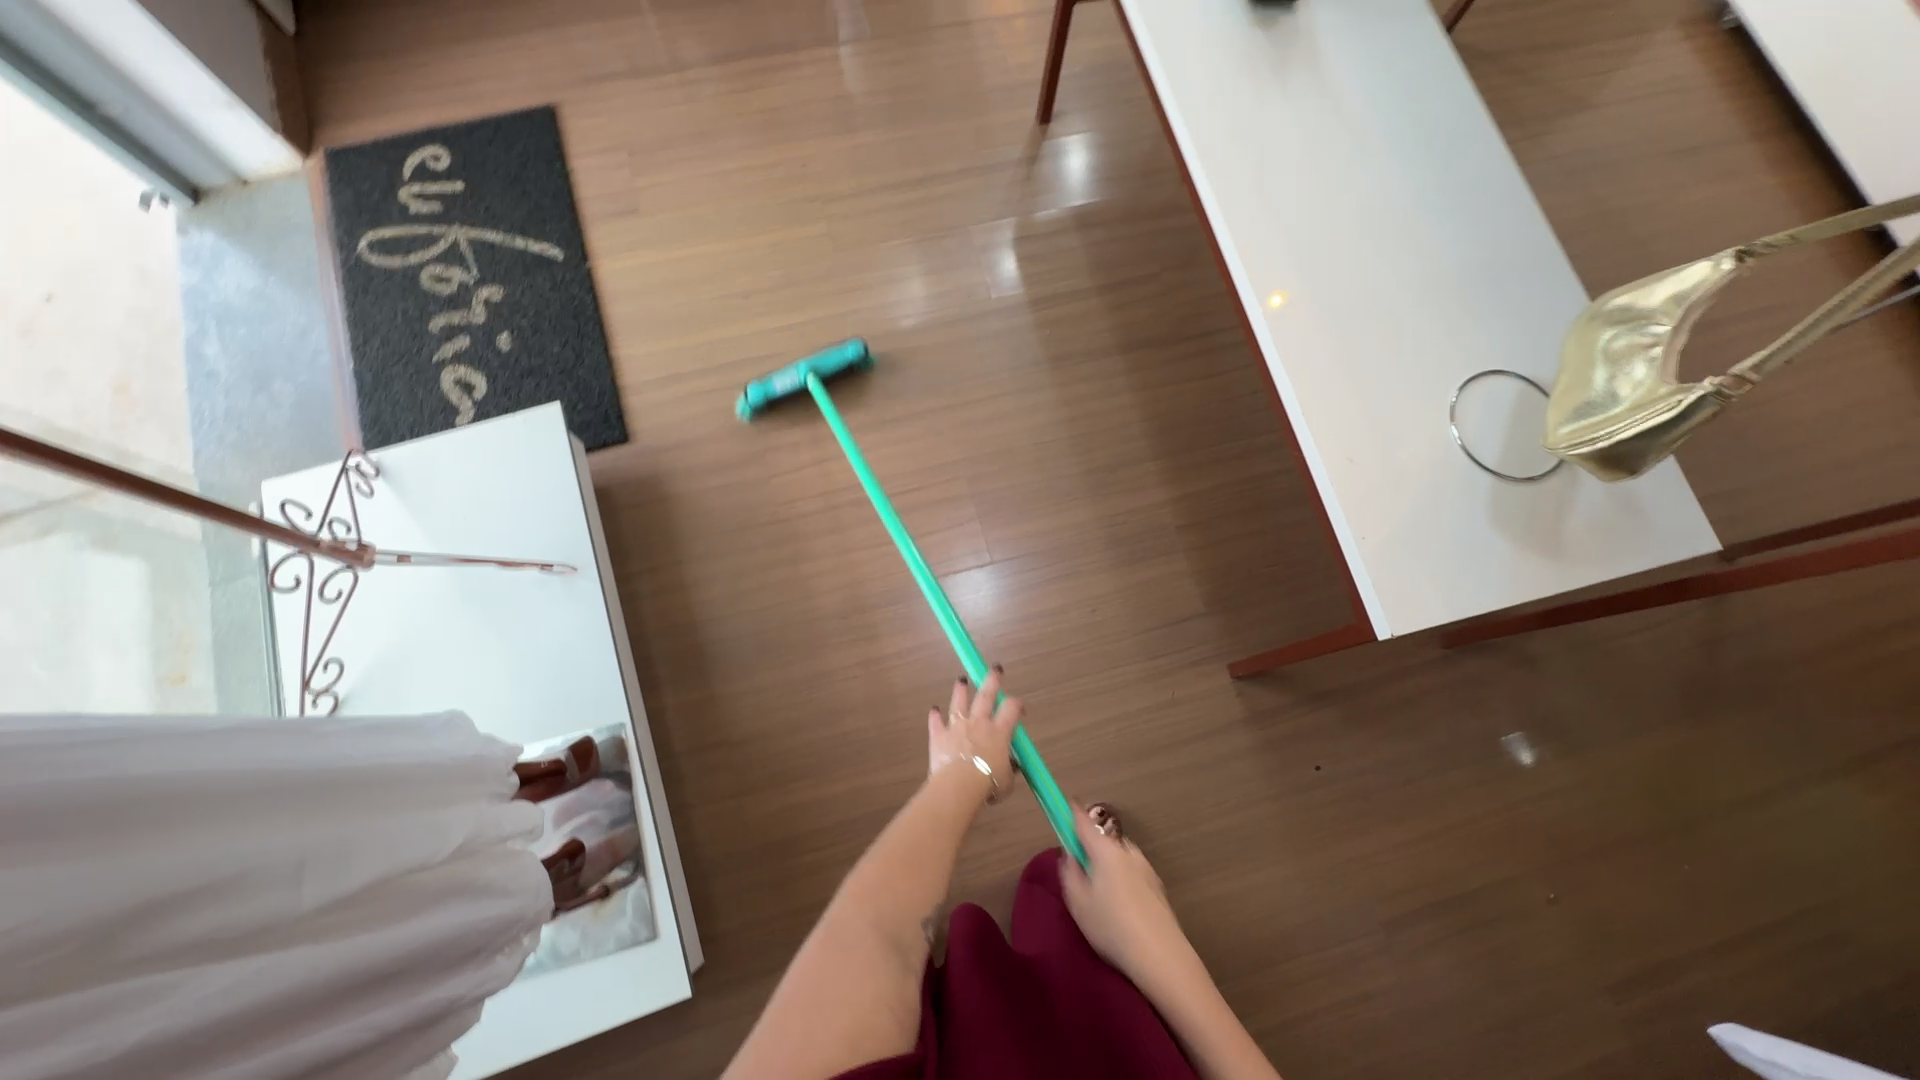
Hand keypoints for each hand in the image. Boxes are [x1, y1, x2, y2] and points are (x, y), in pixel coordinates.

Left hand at [927, 667, 1018, 786]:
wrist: (959, 786)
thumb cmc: (987, 783)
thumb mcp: (1006, 780)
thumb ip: (1008, 769)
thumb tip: (1010, 766)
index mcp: (999, 731)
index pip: (1012, 708)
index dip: (1017, 704)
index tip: (1020, 708)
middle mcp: (979, 723)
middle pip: (986, 695)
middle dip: (992, 680)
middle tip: (995, 668)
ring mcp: (957, 727)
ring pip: (959, 703)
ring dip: (960, 691)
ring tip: (961, 680)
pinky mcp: (939, 736)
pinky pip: (936, 722)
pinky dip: (935, 716)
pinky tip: (933, 711)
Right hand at [1059, 804, 1192, 989]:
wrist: (1161, 956)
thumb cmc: (1111, 926)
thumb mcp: (1077, 901)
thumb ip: (1069, 871)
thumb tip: (1069, 854)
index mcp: (1105, 849)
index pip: (1082, 819)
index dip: (1069, 811)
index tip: (1060, 809)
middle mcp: (1127, 850)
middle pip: (1102, 838)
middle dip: (1088, 846)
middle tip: (1078, 872)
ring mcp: (1145, 867)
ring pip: (1117, 855)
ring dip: (1106, 863)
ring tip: (1100, 897)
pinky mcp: (1156, 885)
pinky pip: (1130, 871)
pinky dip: (1121, 878)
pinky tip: (1121, 907)